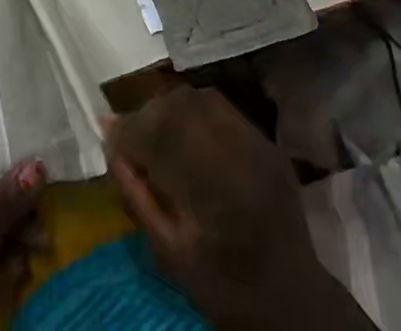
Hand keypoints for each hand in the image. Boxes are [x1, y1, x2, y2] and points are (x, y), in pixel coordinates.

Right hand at [105, 87, 375, 329]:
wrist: (294, 302)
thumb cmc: (223, 283)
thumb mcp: (167, 250)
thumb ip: (134, 191)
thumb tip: (107, 137)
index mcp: (210, 189)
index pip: (155, 133)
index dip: (126, 132)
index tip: (111, 140)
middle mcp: (237, 157)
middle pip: (178, 105)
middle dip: (147, 115)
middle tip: (135, 138)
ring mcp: (258, 146)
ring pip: (201, 98)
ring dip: (172, 109)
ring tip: (162, 134)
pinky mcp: (269, 145)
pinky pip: (224, 109)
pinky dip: (197, 112)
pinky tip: (190, 135)